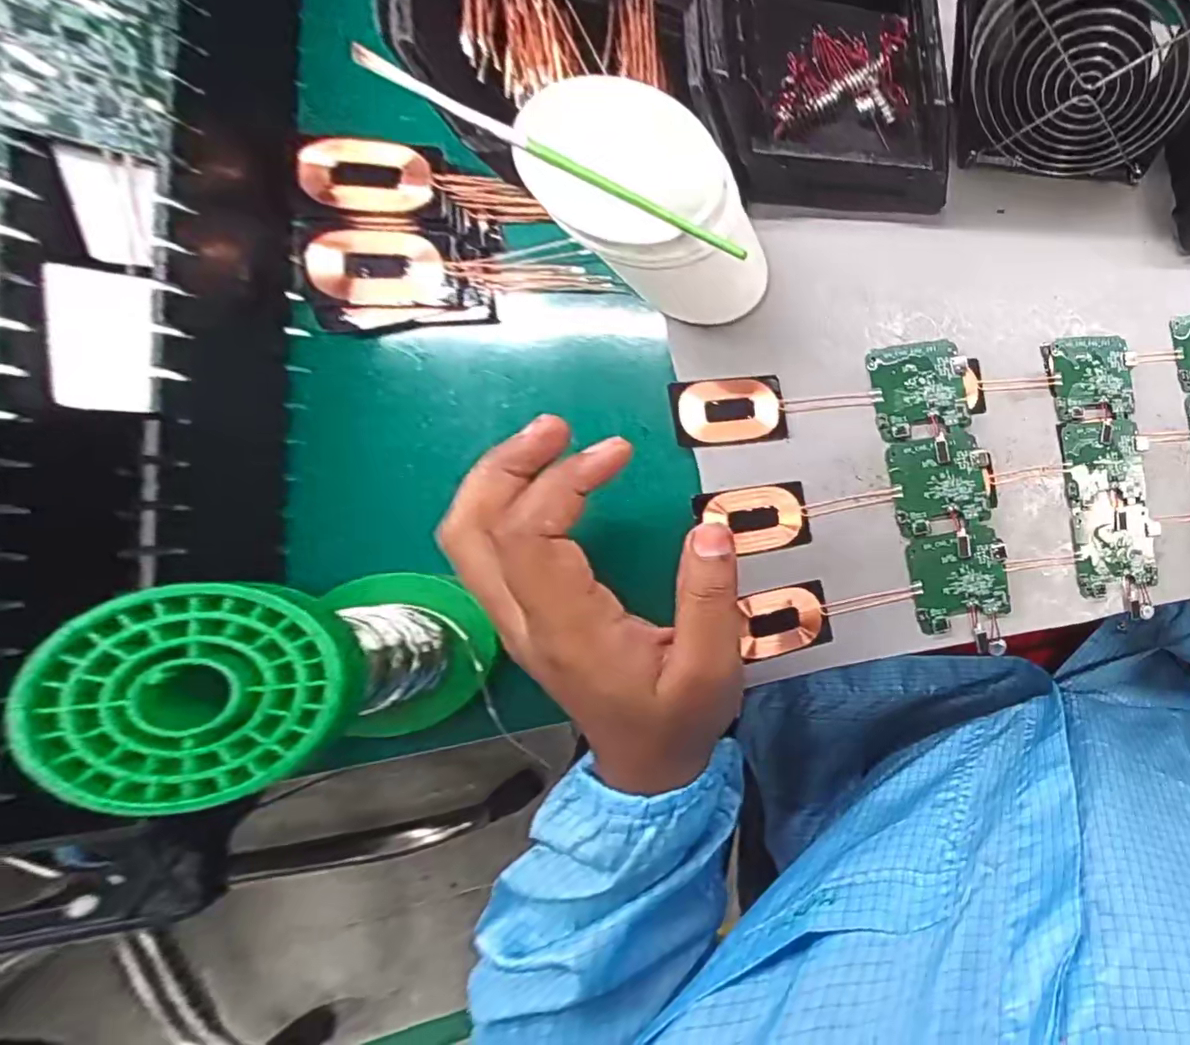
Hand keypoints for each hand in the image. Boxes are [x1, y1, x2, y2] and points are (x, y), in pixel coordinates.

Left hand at [437, 414, 743, 794]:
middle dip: (507, 466)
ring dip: (497, 481)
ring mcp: (520, 622)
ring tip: (547, 443)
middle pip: (473, 530)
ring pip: (469, 540)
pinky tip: (545, 487)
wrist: (648, 768)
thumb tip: (710, 528)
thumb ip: (711, 599)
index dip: (564, 483)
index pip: (532, 538)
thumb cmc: (679, 721)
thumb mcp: (713, 668)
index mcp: (569, 630)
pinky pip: (492, 552)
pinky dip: (507, 506)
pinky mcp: (530, 620)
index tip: (618, 453)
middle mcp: (527, 622)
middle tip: (558, 428)